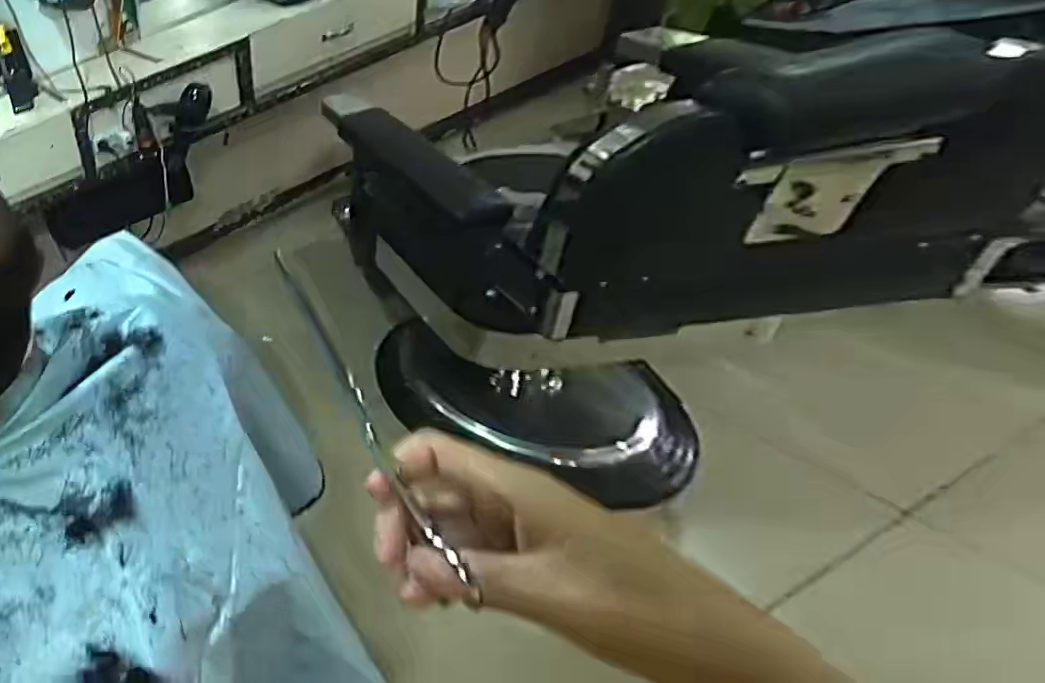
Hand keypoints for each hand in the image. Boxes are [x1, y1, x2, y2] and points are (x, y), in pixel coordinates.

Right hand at [369, 431, 846, 682]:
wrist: (721, 648)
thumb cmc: (634, 605)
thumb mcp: (550, 593)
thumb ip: (474, 576)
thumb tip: (411, 565)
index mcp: (514, 486)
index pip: (438, 450)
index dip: (400, 465)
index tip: (377, 502)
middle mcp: (510, 496)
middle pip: (437, 489)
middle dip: (405, 521)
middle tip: (390, 565)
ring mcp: (522, 526)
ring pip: (453, 525)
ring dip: (426, 554)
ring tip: (411, 596)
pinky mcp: (534, 555)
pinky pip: (477, 552)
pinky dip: (453, 572)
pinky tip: (439, 600)